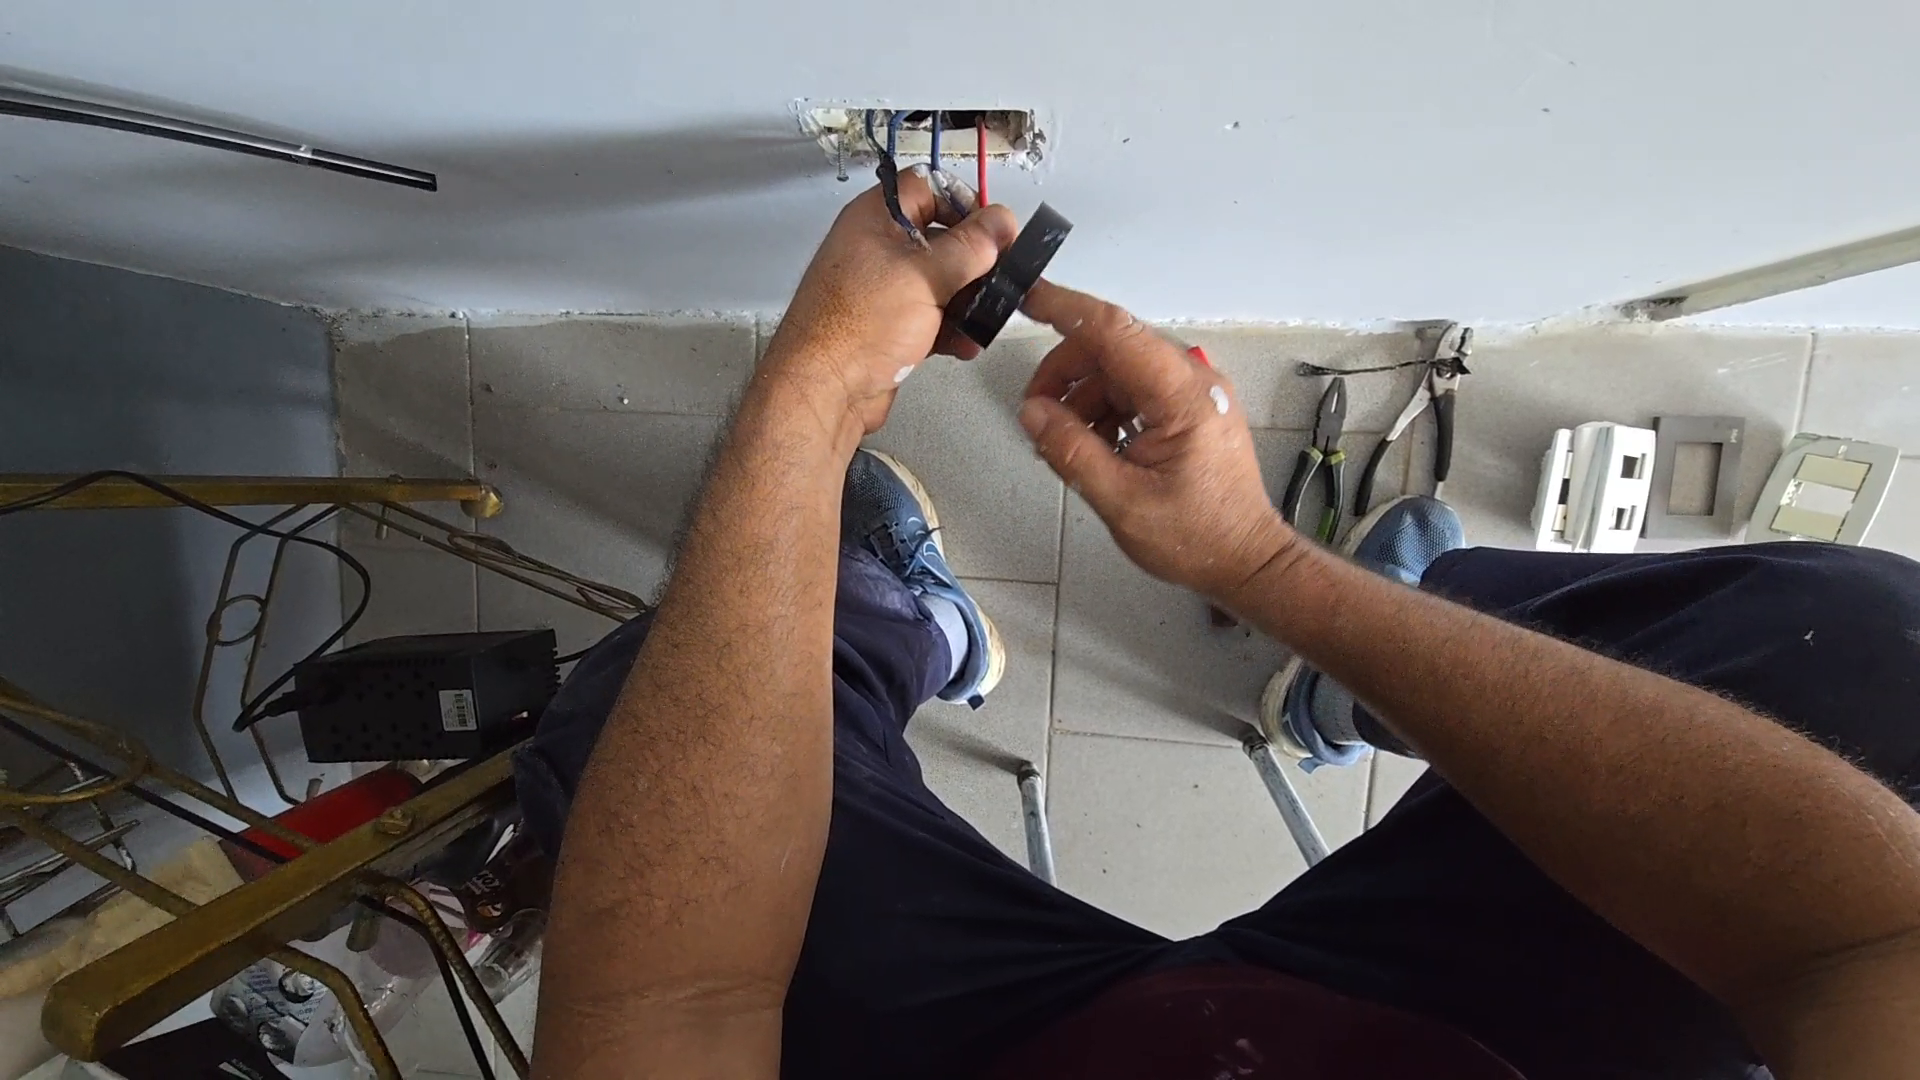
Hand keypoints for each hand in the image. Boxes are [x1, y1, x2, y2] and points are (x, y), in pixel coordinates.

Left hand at [761, 169, 1018, 436]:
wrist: (827, 390)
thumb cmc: (859, 326)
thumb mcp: (926, 276)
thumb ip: (970, 247)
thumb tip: (1001, 221)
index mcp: (877, 218)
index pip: (929, 188)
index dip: (966, 205)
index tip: (995, 233)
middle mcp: (879, 250)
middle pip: (941, 241)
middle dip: (974, 264)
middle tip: (999, 281)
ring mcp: (885, 292)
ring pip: (941, 284)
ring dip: (968, 303)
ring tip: (985, 319)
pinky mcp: (891, 329)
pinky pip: (932, 320)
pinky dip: (952, 331)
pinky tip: (965, 345)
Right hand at [1017, 281, 1300, 598]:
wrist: (1246, 560)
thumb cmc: (1192, 537)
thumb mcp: (1120, 500)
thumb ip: (1071, 451)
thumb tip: (1031, 411)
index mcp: (1180, 395)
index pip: (1114, 331)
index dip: (1066, 309)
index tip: (1026, 297)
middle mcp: (1191, 380)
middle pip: (1112, 349)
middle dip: (1065, 372)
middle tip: (1035, 414)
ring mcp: (1192, 393)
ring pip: (1119, 372)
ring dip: (1082, 397)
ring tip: (1063, 442)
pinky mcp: (1189, 410)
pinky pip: (1134, 393)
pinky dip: (1104, 411)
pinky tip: (1091, 445)